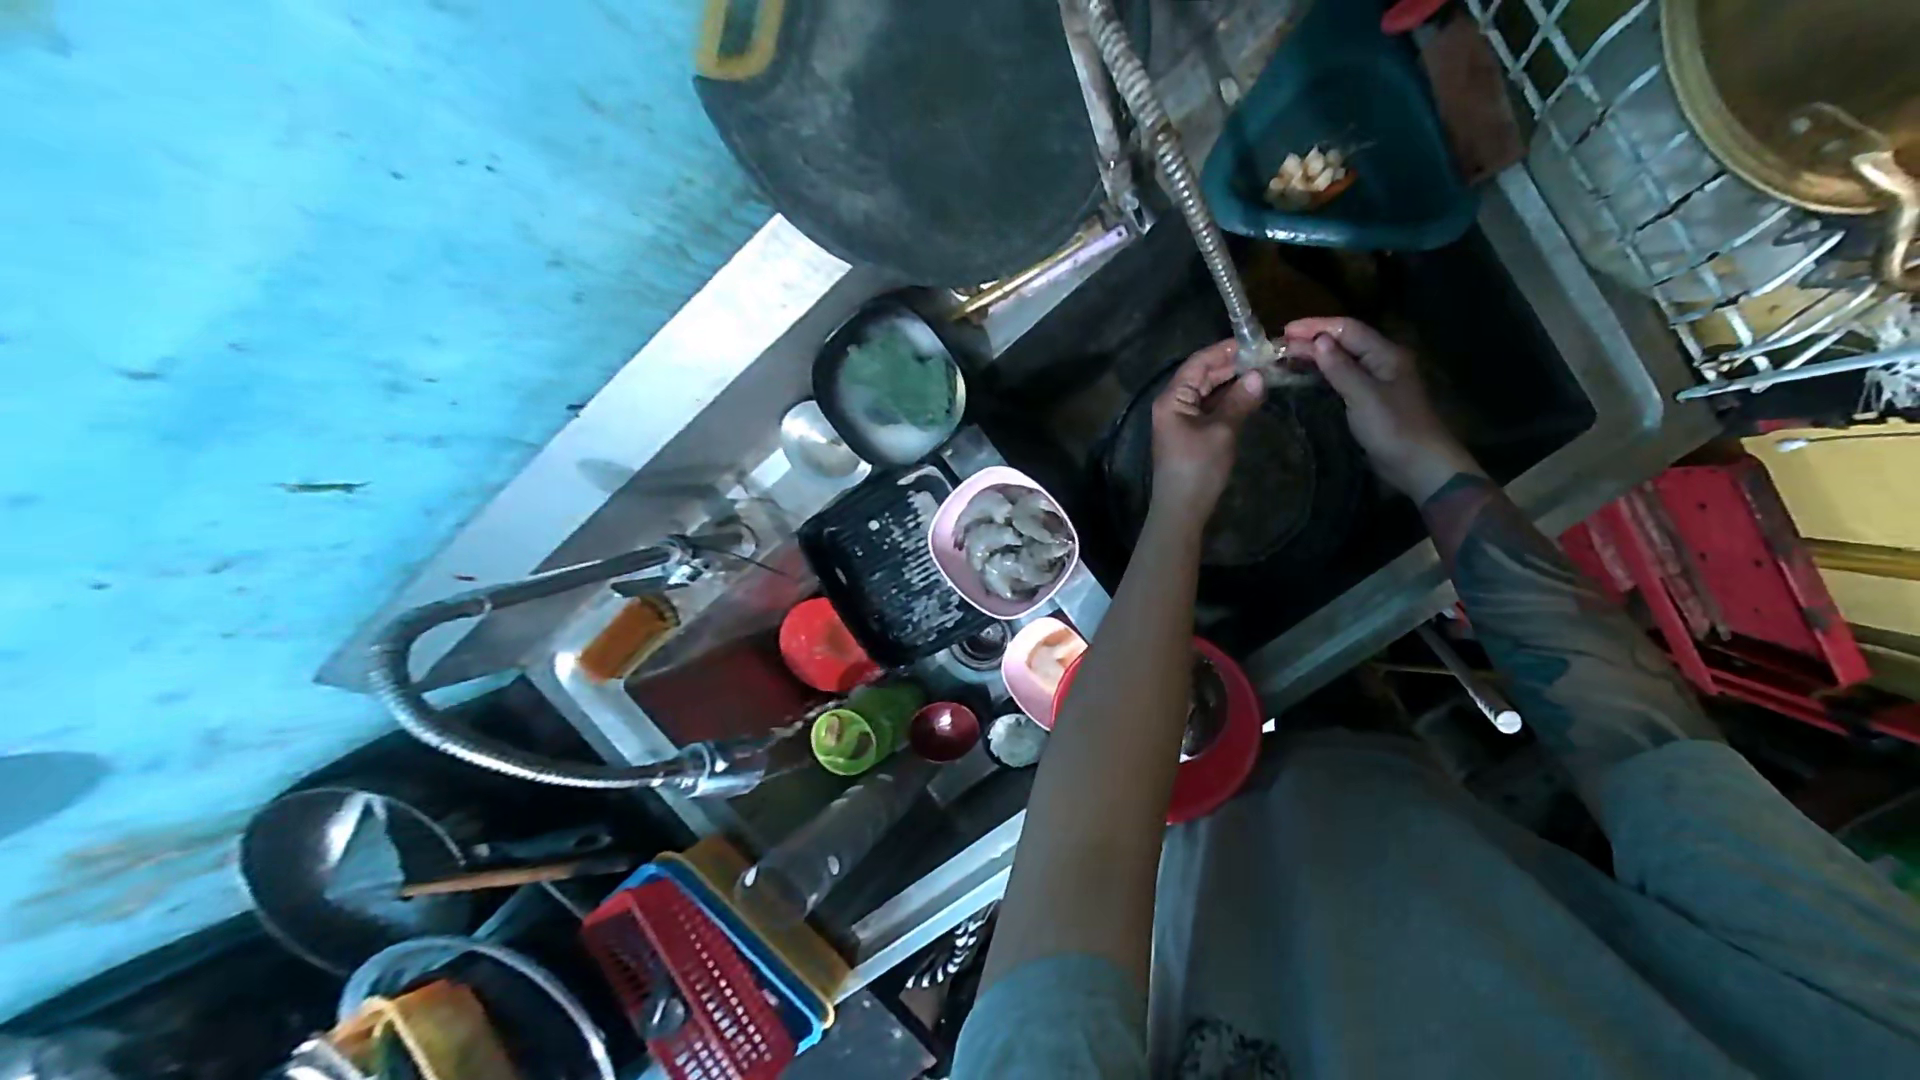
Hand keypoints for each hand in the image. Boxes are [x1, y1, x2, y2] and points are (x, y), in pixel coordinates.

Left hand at [1150, 340, 1265, 518]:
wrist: (1181, 509)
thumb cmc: (1198, 468)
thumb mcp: (1222, 431)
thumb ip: (1239, 401)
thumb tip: (1258, 375)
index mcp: (1171, 398)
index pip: (1197, 363)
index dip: (1224, 350)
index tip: (1254, 342)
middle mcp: (1171, 404)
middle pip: (1201, 376)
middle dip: (1231, 365)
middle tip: (1264, 357)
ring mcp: (1179, 420)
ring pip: (1207, 392)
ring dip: (1231, 382)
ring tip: (1262, 372)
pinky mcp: (1188, 434)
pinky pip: (1208, 408)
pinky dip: (1227, 400)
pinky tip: (1249, 395)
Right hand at [1284, 317, 1482, 501]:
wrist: (1417, 464)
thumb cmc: (1393, 427)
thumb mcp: (1364, 395)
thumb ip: (1340, 368)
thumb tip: (1318, 340)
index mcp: (1386, 354)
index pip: (1348, 329)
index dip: (1316, 326)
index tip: (1285, 330)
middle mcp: (1381, 362)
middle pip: (1344, 342)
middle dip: (1312, 340)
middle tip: (1278, 345)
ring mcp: (1374, 382)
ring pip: (1341, 359)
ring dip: (1314, 356)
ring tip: (1285, 357)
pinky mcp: (1366, 400)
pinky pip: (1340, 378)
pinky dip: (1320, 373)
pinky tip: (1303, 376)